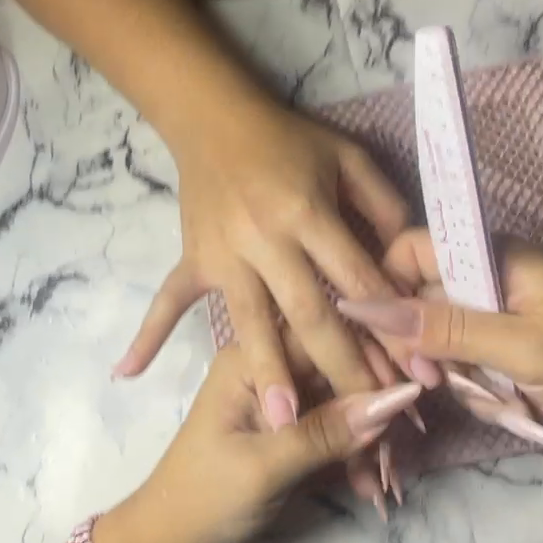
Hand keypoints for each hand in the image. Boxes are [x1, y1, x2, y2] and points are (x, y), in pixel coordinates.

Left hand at [97, 351, 422, 542]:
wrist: (168, 541)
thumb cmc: (205, 498)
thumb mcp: (266, 466)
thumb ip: (328, 431)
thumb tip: (398, 397)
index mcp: (252, 357)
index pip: (326, 338)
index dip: (374, 366)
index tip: (415, 402)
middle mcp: (269, 365)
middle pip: (340, 371)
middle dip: (375, 414)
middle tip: (400, 457)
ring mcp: (280, 396)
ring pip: (344, 403)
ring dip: (368, 443)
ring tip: (383, 486)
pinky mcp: (290, 425)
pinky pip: (334, 429)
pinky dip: (352, 457)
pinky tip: (368, 488)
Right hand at [115, 103, 412, 427]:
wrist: (214, 119)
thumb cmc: (289, 140)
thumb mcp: (348, 159)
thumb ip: (384, 206)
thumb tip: (410, 262)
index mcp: (308, 212)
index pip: (355, 280)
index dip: (389, 328)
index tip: (414, 375)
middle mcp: (265, 239)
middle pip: (308, 313)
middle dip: (340, 366)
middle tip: (368, 416)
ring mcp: (222, 255)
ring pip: (250, 322)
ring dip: (267, 371)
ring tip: (283, 423)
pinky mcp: (193, 260)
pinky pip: (169, 301)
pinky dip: (148, 335)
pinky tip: (127, 372)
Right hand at [339, 228, 542, 433]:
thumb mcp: (521, 345)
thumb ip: (443, 327)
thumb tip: (361, 307)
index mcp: (493, 255)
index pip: (412, 250)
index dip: (387, 286)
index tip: (386, 338)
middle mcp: (488, 277)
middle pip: (419, 299)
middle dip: (419, 345)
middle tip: (430, 384)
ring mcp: (498, 315)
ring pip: (439, 338)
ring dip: (451, 373)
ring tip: (486, 397)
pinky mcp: (506, 348)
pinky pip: (465, 363)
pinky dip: (475, 388)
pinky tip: (502, 405)